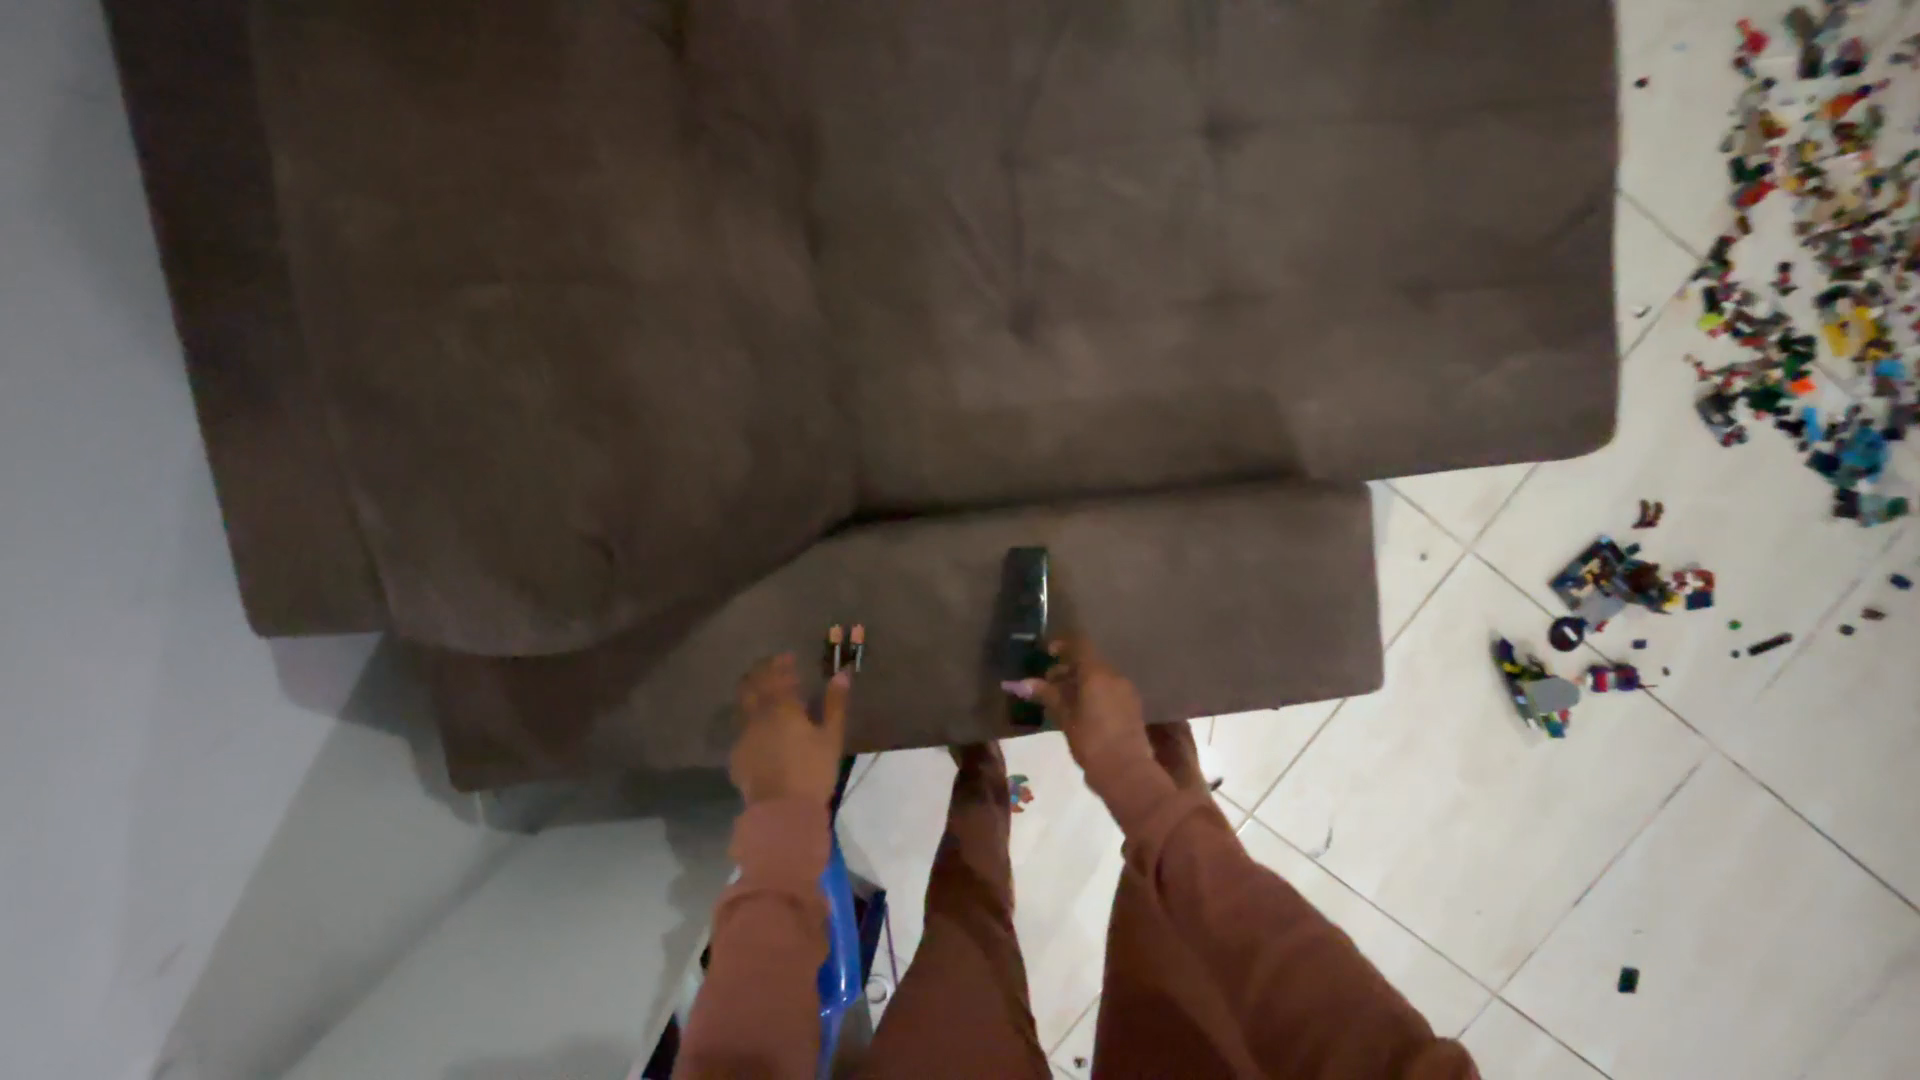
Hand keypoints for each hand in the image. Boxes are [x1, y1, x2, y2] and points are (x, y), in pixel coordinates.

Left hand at [730, 653, 849, 805]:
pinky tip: (755, 727)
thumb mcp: (831, 736)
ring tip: (760, 690)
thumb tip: (841, 674)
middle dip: (761, 672)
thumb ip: (834, 703)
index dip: (782, 664)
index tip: (788, 656)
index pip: (778, 676)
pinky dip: (748, 720)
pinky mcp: (737, 757)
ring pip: (742, 705)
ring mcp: (743, 736)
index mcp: (781, 707)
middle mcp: (757, 716)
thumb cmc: (812, 771)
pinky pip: (740, 729)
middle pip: (753, 685)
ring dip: (750, 692)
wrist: (782, 811)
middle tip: (770, 666)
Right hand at [1002, 637, 1150, 771]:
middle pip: (1089, 662)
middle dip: (1067, 668)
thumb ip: (1046, 695)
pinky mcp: (1131, 707)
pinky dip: (1093, 693)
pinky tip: (1080, 712)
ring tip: (1061, 701)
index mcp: (1097, 673)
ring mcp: (1126, 691)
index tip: (1047, 653)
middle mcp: (1114, 676)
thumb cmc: (1090, 741)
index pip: (1079, 645)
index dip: (1062, 645)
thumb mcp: (1064, 717)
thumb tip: (1021, 683)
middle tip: (1048, 684)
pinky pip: (1109, 690)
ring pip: (1099, 677)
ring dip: (1080, 682)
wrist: (1126, 771)